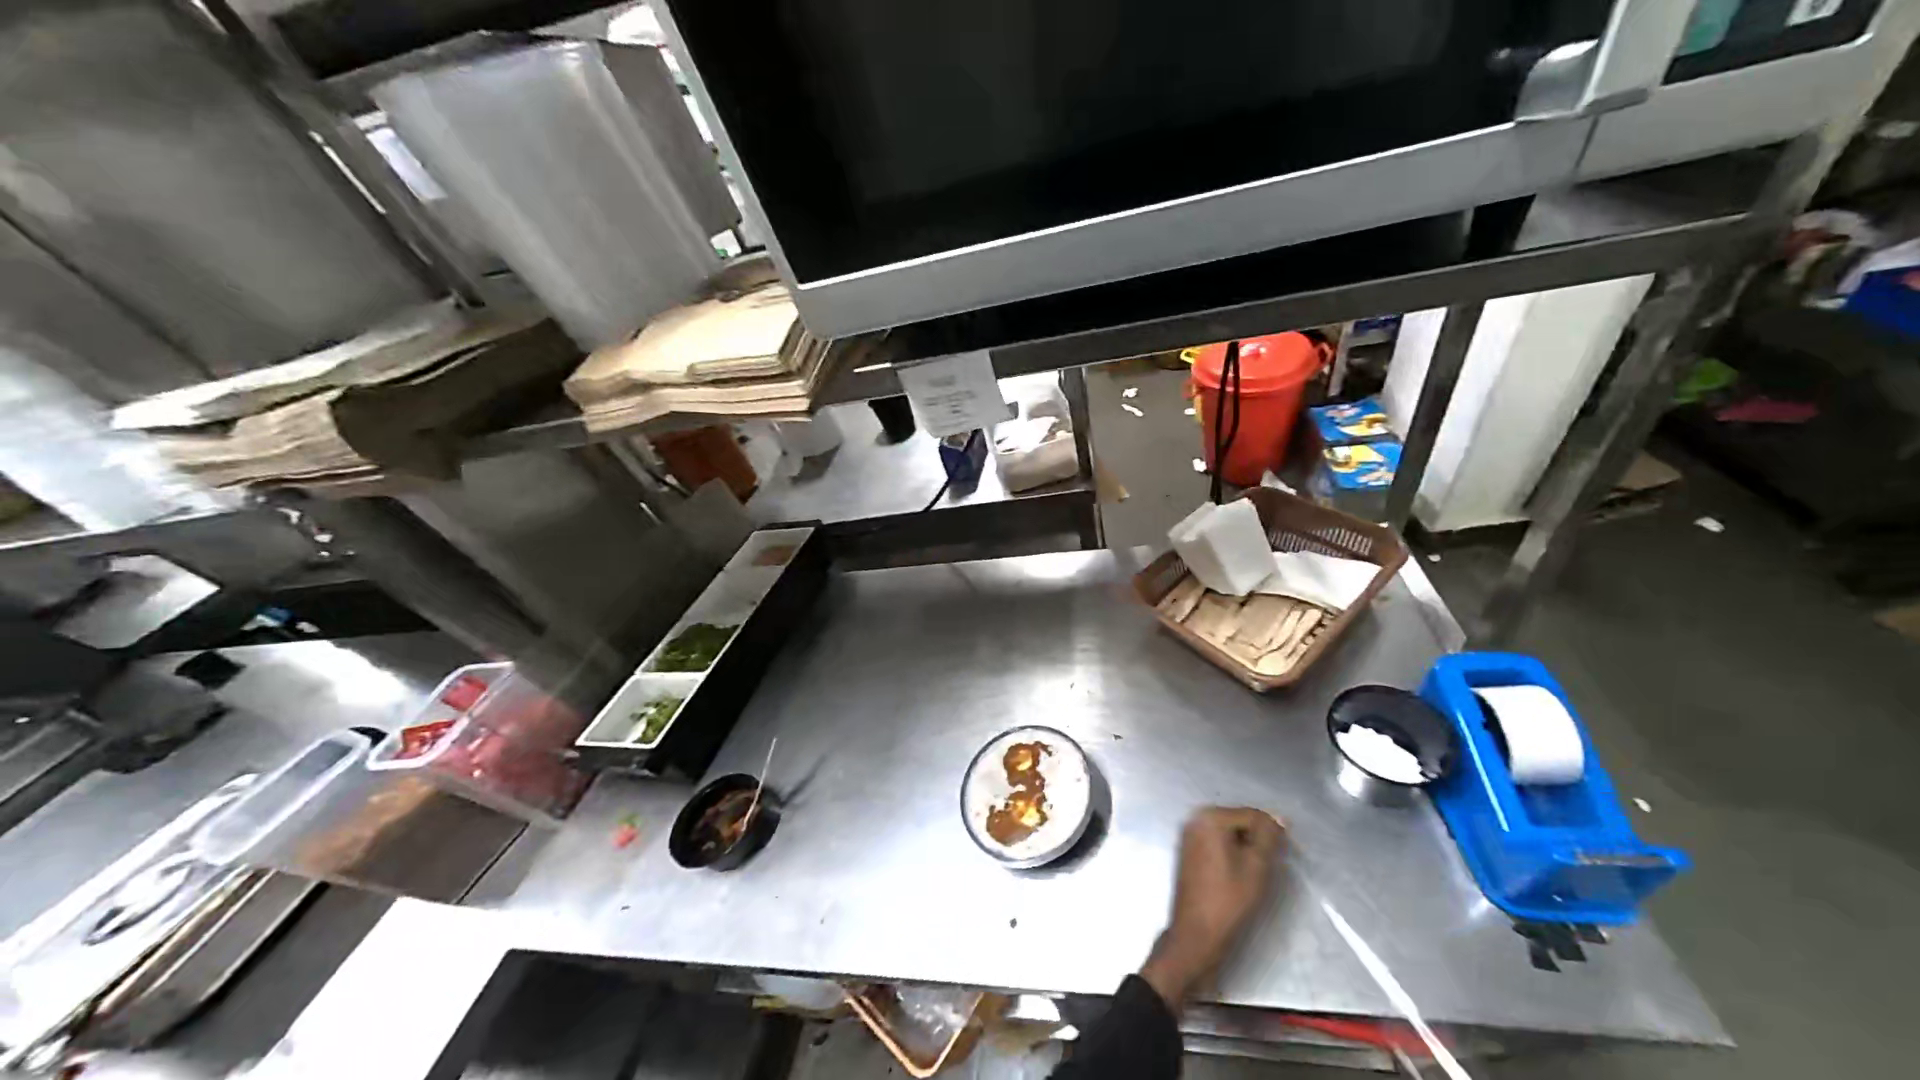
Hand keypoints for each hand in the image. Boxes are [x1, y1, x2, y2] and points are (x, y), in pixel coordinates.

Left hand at [1139, 807, 1285, 1009]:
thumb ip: (1269, 837)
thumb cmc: (1229, 899)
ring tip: (1253, 876)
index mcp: (1209, 816)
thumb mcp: (1257, 866)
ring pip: (1230, 834)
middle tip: (1267, 869)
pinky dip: (1232, 855)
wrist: (1197, 933)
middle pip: (1240, 822)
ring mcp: (1189, 834)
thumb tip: (1279, 818)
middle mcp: (1195, 818)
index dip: (1273, 836)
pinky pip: (1217, 844)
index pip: (1254, 816)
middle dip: (1258, 842)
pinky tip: (1238, 877)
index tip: (1282, 860)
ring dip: (1246, 849)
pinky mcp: (1188, 851)